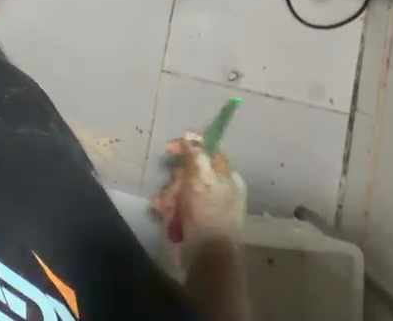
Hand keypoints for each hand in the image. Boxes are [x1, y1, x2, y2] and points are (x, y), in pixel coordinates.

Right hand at [151, 133, 247, 256]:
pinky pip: (181, 205)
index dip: (188, 147)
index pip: (208, 151)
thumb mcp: (202, 179)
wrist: (209, 258)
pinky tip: (164, 211)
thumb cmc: (208, 215)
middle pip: (192, 171)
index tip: (169, 148)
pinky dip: (171, 207)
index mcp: (228, 178)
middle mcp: (222, 189)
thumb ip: (196, 154)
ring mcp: (210, 206)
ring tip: (164, 206)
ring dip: (170, 195)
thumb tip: (190, 135)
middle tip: (172, 191)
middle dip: (177, 180)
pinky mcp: (199, 221)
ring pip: (183, 189)